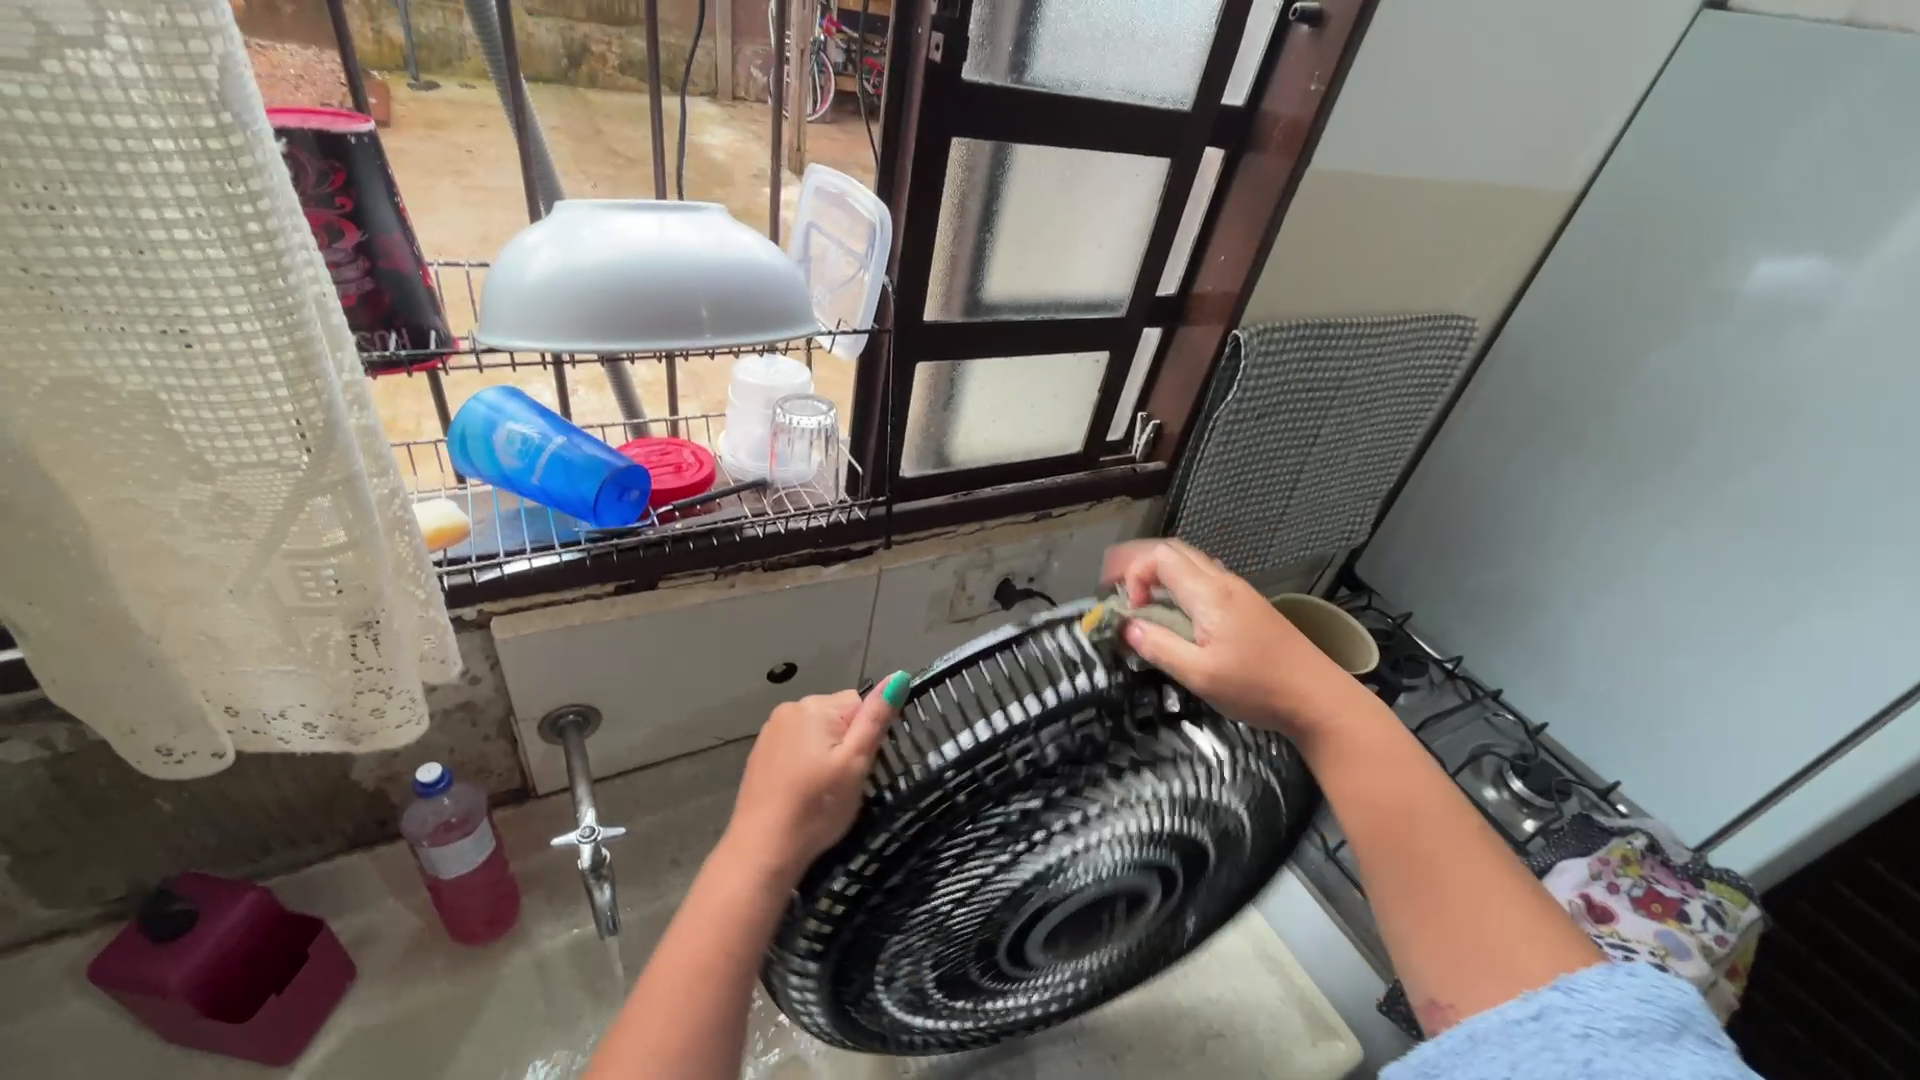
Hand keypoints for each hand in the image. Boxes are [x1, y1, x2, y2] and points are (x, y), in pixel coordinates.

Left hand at [719, 672, 910, 886]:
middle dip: (844, 742)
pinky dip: (804, 761)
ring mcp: (771, 729)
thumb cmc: (817, 806)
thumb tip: (898, 675)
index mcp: (816, 707)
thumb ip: (876, 718)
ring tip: (820, 789)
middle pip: (836, 715)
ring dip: (824, 751)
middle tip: (841, 781)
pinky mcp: (760, 751)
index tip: (857, 766)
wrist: (764, 847)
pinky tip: (800, 789)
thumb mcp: (856, 763)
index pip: (860, 704)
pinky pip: (796, 744)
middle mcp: (790, 708)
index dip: (865, 736)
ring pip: (816, 731)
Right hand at [1101, 540, 1371, 740]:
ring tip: (1140, 600)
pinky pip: (1205, 579)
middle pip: (1175, 551)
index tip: (1130, 609)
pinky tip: (1174, 611)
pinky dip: (1179, 585)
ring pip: (1191, 564)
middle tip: (1118, 588)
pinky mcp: (1248, 606)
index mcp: (1209, 594)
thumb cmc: (1256, 687)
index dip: (1135, 574)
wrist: (1318, 698)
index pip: (1160, 557)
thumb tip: (1127, 626)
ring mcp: (1239, 592)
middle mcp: (1224, 583)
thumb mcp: (1199, 675)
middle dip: (1140, 564)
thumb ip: (1159, 646)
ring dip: (1160, 574)